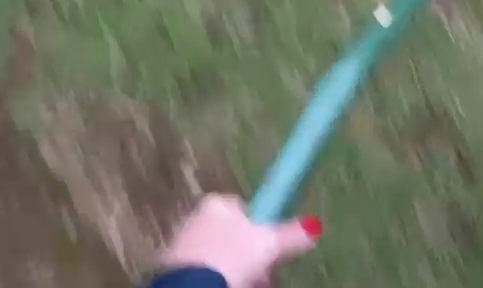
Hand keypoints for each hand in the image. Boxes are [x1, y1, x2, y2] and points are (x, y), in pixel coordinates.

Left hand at [158, 195, 321, 287]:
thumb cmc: (231, 256)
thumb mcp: (269, 244)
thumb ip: (292, 234)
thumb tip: (315, 228)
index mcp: (217, 203)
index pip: (244, 210)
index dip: (259, 230)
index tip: (268, 251)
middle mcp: (195, 219)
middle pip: (231, 236)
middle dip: (248, 257)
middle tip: (261, 277)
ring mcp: (178, 247)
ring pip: (216, 258)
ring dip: (233, 272)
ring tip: (246, 287)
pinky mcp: (167, 274)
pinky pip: (199, 275)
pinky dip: (213, 282)